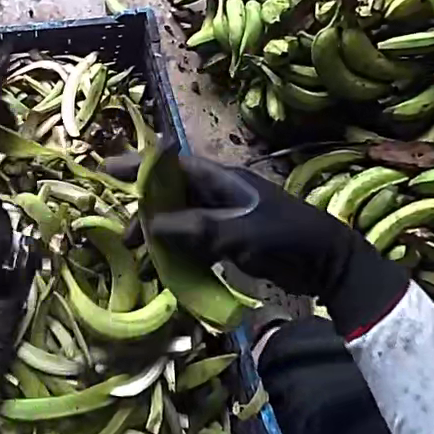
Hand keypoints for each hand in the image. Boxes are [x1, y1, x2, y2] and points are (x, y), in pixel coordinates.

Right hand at [112, 152, 407, 337]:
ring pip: (179, 221)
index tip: (106, 169)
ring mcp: (223, 217)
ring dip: (158, 236)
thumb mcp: (238, 231)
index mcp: (220, 179)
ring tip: (138, 256)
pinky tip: (164, 268)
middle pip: (170, 195)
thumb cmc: (285, 236)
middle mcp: (217, 193)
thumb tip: (150, 226)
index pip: (171, 165)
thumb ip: (195, 229)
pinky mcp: (229, 240)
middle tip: (122, 235)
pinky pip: (193, 242)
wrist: (326, 262)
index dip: (139, 166)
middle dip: (144, 211)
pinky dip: (177, 252)